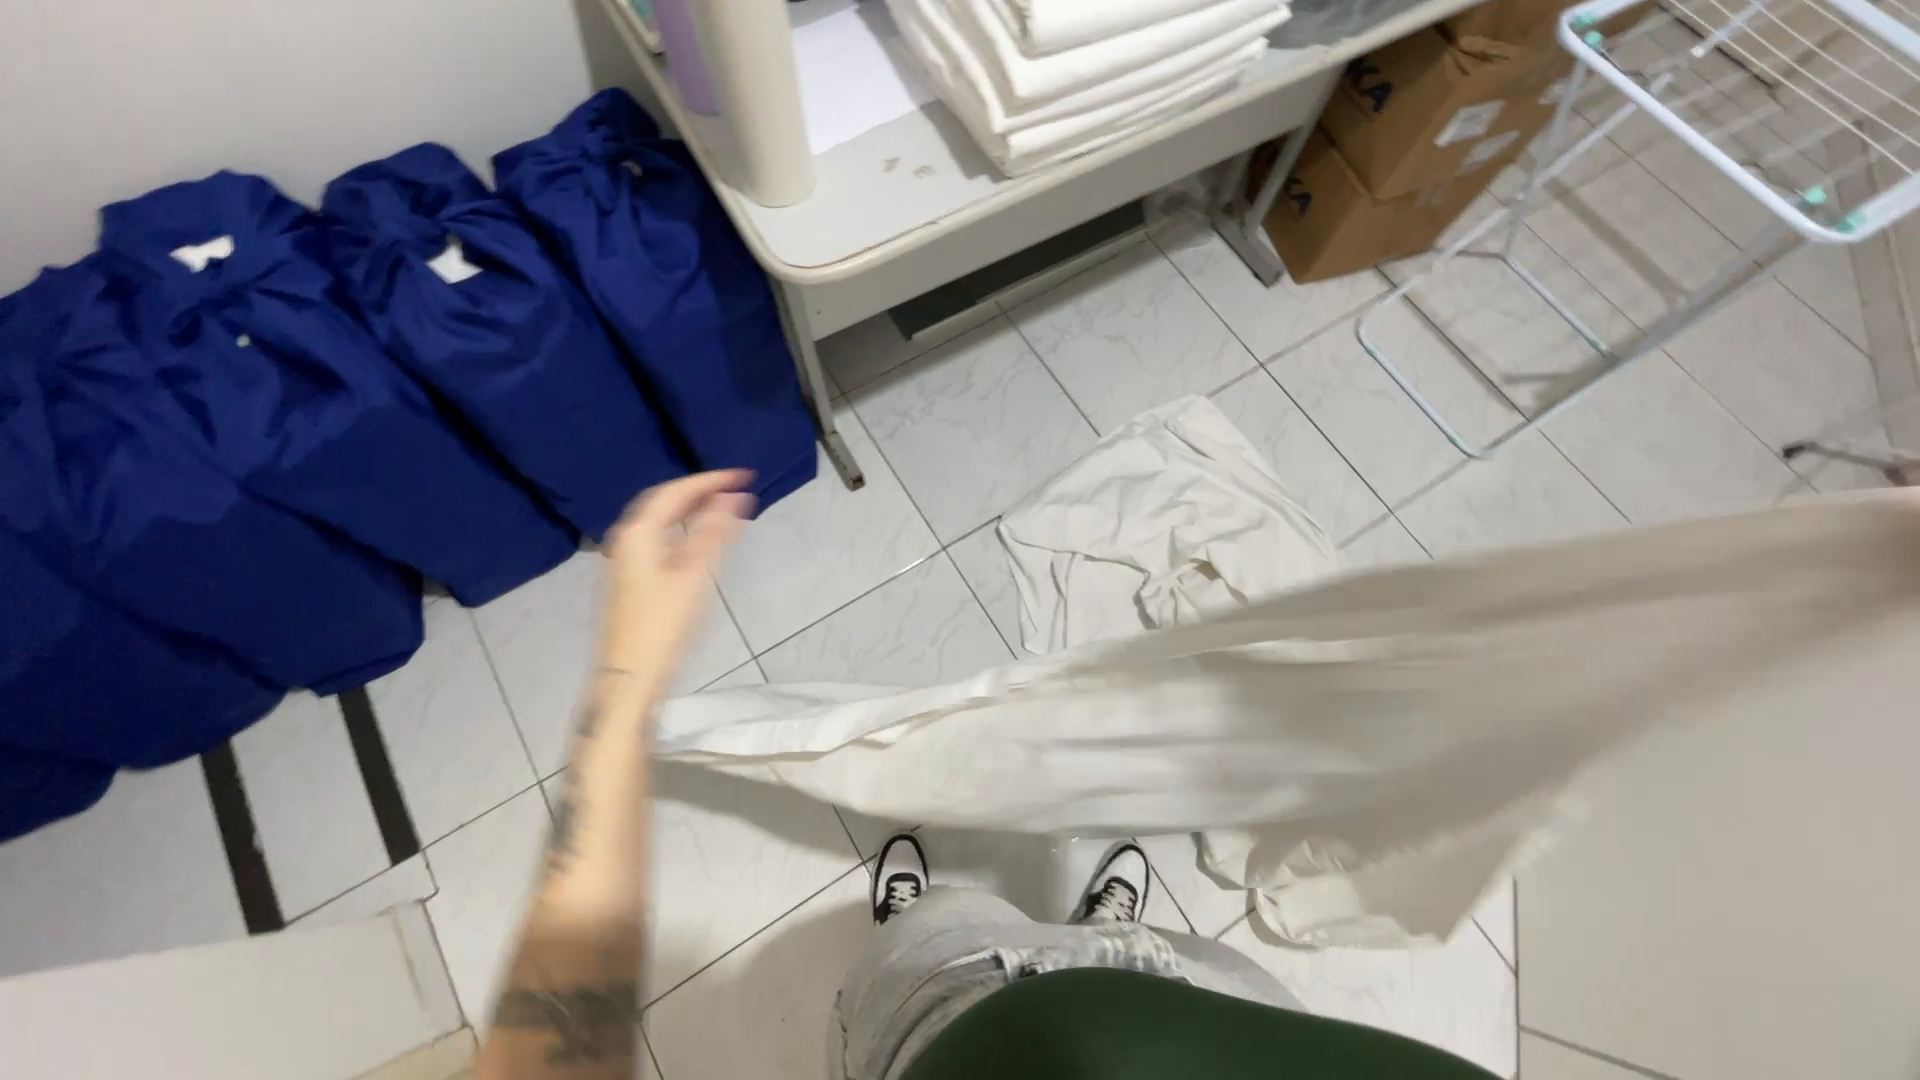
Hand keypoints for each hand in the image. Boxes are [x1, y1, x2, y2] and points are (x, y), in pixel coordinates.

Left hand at [596, 470, 754, 689]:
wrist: (628, 678)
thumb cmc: (663, 626)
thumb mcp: (695, 576)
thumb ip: (715, 534)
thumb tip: (735, 497)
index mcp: (638, 534)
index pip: (675, 493)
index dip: (710, 481)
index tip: (742, 476)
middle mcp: (625, 541)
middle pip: (661, 503)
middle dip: (697, 492)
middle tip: (731, 489)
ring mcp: (623, 562)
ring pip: (657, 523)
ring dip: (687, 511)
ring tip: (720, 509)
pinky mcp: (628, 581)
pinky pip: (655, 541)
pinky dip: (679, 531)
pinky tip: (695, 543)